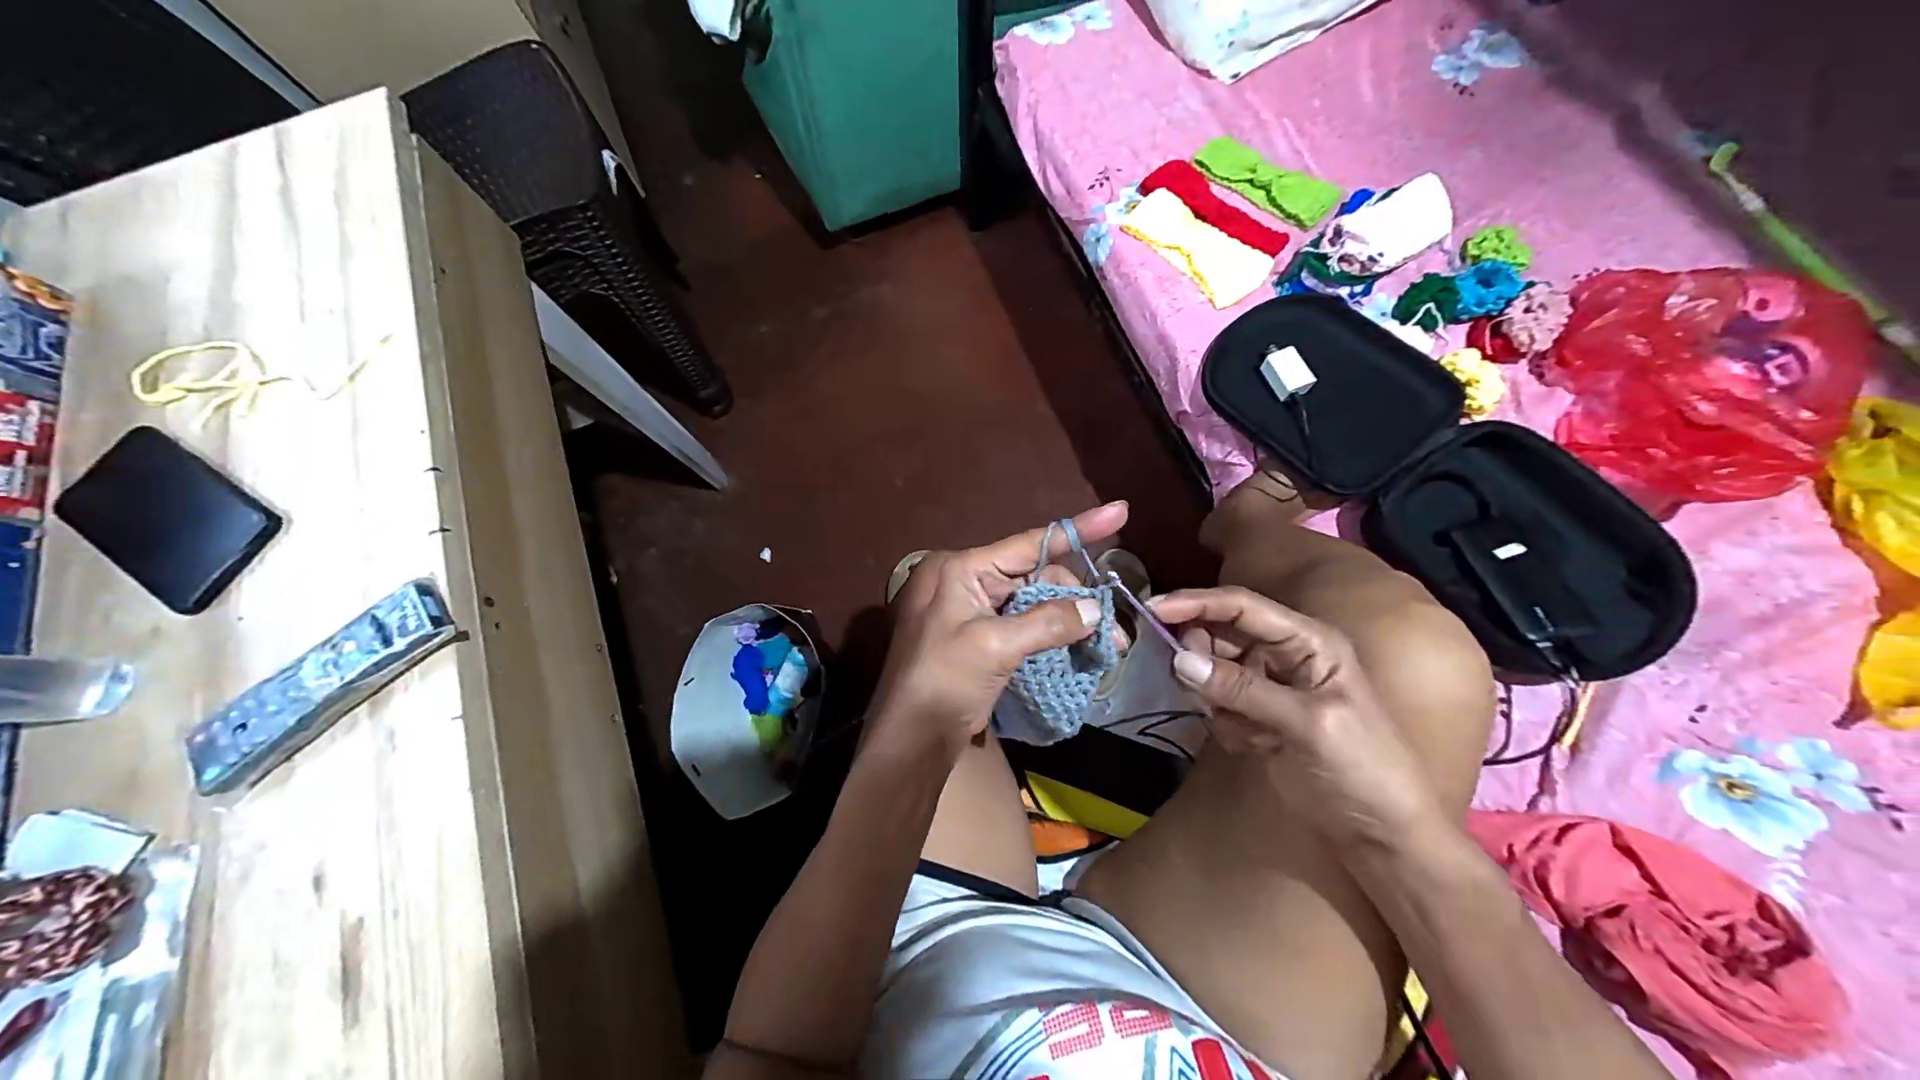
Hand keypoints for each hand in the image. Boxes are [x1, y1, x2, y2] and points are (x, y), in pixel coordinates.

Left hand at [869, 502, 1128, 761]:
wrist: (909, 739)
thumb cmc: (943, 681)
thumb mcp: (995, 646)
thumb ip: (1048, 622)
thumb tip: (1095, 610)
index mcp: (962, 569)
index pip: (1029, 543)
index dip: (1077, 530)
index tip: (1119, 510)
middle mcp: (967, 581)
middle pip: (1036, 576)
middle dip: (1077, 598)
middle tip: (1113, 633)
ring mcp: (972, 611)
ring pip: (1034, 603)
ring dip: (1069, 621)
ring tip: (1106, 645)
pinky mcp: (979, 640)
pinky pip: (1024, 627)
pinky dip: (1052, 636)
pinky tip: (1079, 649)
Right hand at [1149, 586, 1443, 849]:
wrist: (1381, 837)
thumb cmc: (1362, 770)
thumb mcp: (1307, 724)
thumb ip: (1243, 689)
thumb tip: (1179, 660)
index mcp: (1308, 640)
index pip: (1241, 606)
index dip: (1195, 602)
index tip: (1150, 609)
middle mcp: (1285, 654)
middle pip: (1220, 632)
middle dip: (1198, 650)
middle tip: (1185, 678)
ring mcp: (1269, 686)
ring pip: (1214, 667)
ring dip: (1211, 692)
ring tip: (1237, 724)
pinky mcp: (1256, 716)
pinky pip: (1218, 702)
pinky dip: (1222, 719)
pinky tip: (1252, 745)